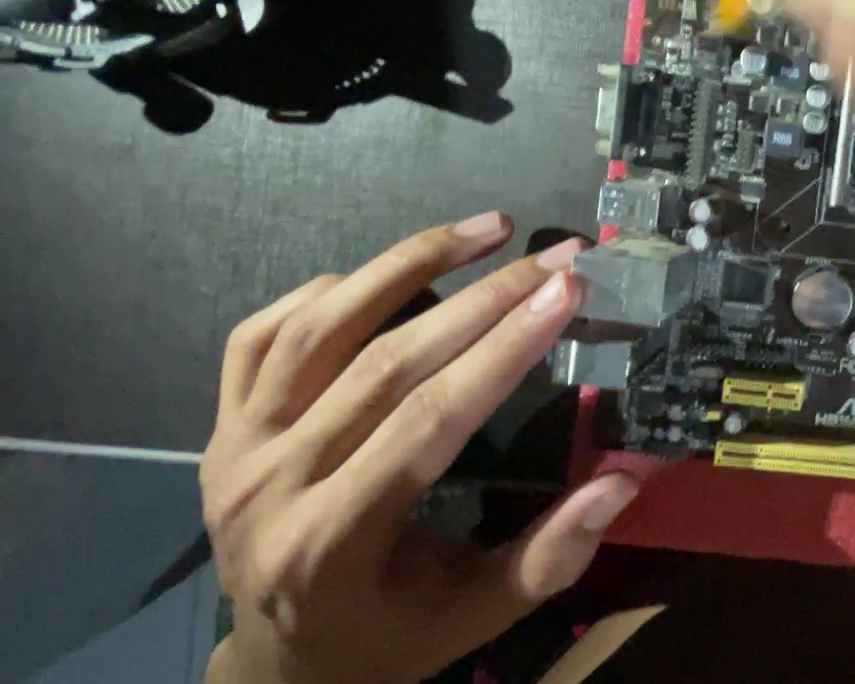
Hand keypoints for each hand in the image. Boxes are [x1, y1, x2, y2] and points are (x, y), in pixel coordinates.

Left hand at [200, 215, 638, 683]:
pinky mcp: (218, 426)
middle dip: (487, 297)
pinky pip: (262, 333)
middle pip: (385, 364)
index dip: (504, 348)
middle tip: (559, 255)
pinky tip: (391, 272)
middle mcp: (266, 488)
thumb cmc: (395, 635)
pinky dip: (330, 289)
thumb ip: (551, 554)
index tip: (566, 288)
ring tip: (490, 228)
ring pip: (320, 328)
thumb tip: (623, 481)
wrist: (280, 665)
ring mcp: (231, 450)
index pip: (429, 420)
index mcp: (330, 543)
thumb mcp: (480, 613)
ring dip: (412, 263)